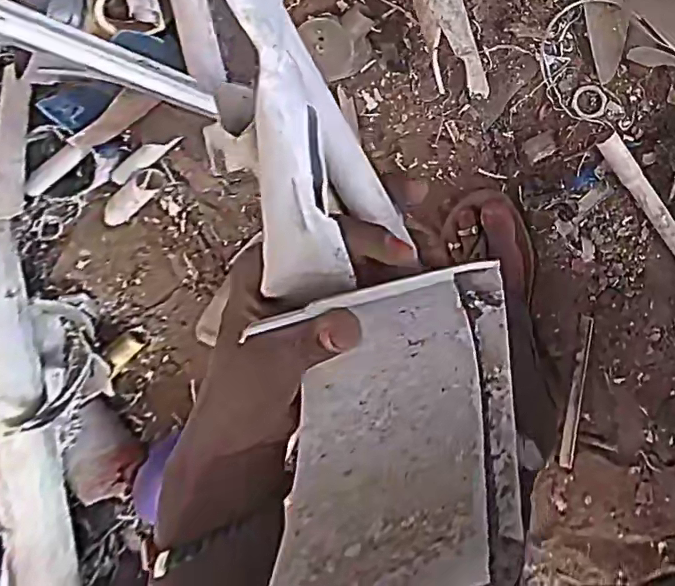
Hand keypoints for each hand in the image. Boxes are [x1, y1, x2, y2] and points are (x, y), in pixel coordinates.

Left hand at [153, 219, 417, 551]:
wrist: (244, 449)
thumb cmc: (237, 404)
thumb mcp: (264, 370)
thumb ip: (301, 344)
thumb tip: (346, 325)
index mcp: (269, 266)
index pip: (318, 226)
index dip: (362, 229)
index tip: (399, 249)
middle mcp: (301, 266)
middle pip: (353, 227)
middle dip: (396, 225)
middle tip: (430, 245)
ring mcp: (327, 287)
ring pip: (373, 252)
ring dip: (410, 249)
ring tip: (437, 262)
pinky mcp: (348, 309)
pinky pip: (382, 282)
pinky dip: (409, 277)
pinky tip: (433, 280)